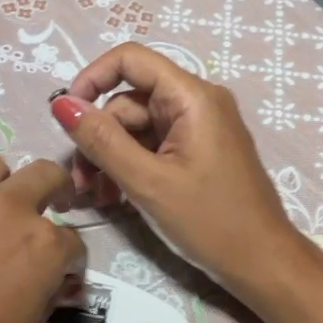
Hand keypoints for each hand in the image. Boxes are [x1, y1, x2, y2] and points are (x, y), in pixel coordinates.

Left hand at [0, 155, 85, 322]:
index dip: (69, 263)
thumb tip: (45, 286)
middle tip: (43, 220)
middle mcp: (3, 208)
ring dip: (0, 187)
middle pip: (45, 177)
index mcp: (41, 245)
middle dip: (53, 196)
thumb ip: (40, 303)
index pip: (72, 243)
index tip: (60, 280)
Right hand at [50, 43, 302, 292]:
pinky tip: (115, 198)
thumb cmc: (210, 221)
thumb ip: (101, 140)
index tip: (66, 115)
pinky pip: (153, 147)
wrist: (262, 262)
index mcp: (192, 97)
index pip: (130, 59)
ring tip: (95, 197)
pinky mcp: (198, 152)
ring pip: (136, 128)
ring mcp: (199, 128)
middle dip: (98, 136)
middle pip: (129, 101)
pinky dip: (130, 167)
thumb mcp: (147, 182)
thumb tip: (61, 104)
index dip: (92, 78)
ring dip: (110, 157)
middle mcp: (196, 102)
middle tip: (80, 182)